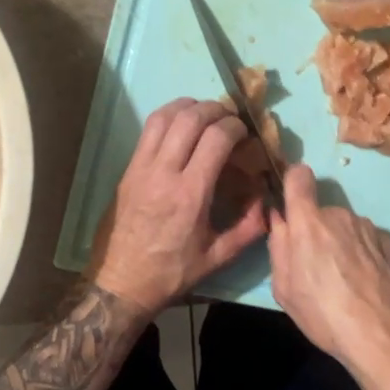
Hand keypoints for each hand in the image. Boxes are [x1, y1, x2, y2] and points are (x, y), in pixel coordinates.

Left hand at [90, 99, 268, 315]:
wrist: (121, 283)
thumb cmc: (172, 273)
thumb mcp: (219, 257)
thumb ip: (249, 227)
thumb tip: (268, 199)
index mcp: (190, 195)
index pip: (216, 139)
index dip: (235, 126)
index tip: (245, 132)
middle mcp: (164, 173)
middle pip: (190, 119)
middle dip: (215, 109)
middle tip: (230, 116)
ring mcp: (141, 168)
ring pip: (164, 117)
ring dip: (189, 106)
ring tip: (206, 113)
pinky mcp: (127, 169)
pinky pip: (147, 130)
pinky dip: (168, 117)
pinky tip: (181, 125)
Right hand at [266, 164, 389, 369]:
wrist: (380, 336)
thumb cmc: (322, 312)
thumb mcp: (284, 287)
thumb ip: (278, 246)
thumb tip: (279, 219)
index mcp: (308, 221)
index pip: (298, 177)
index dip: (293, 182)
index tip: (291, 200)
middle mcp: (339, 215)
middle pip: (321, 212)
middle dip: (315, 231)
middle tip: (314, 268)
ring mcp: (368, 228)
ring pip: (344, 227)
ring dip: (340, 243)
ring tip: (342, 281)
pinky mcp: (389, 243)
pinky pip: (366, 240)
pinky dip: (362, 254)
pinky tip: (363, 282)